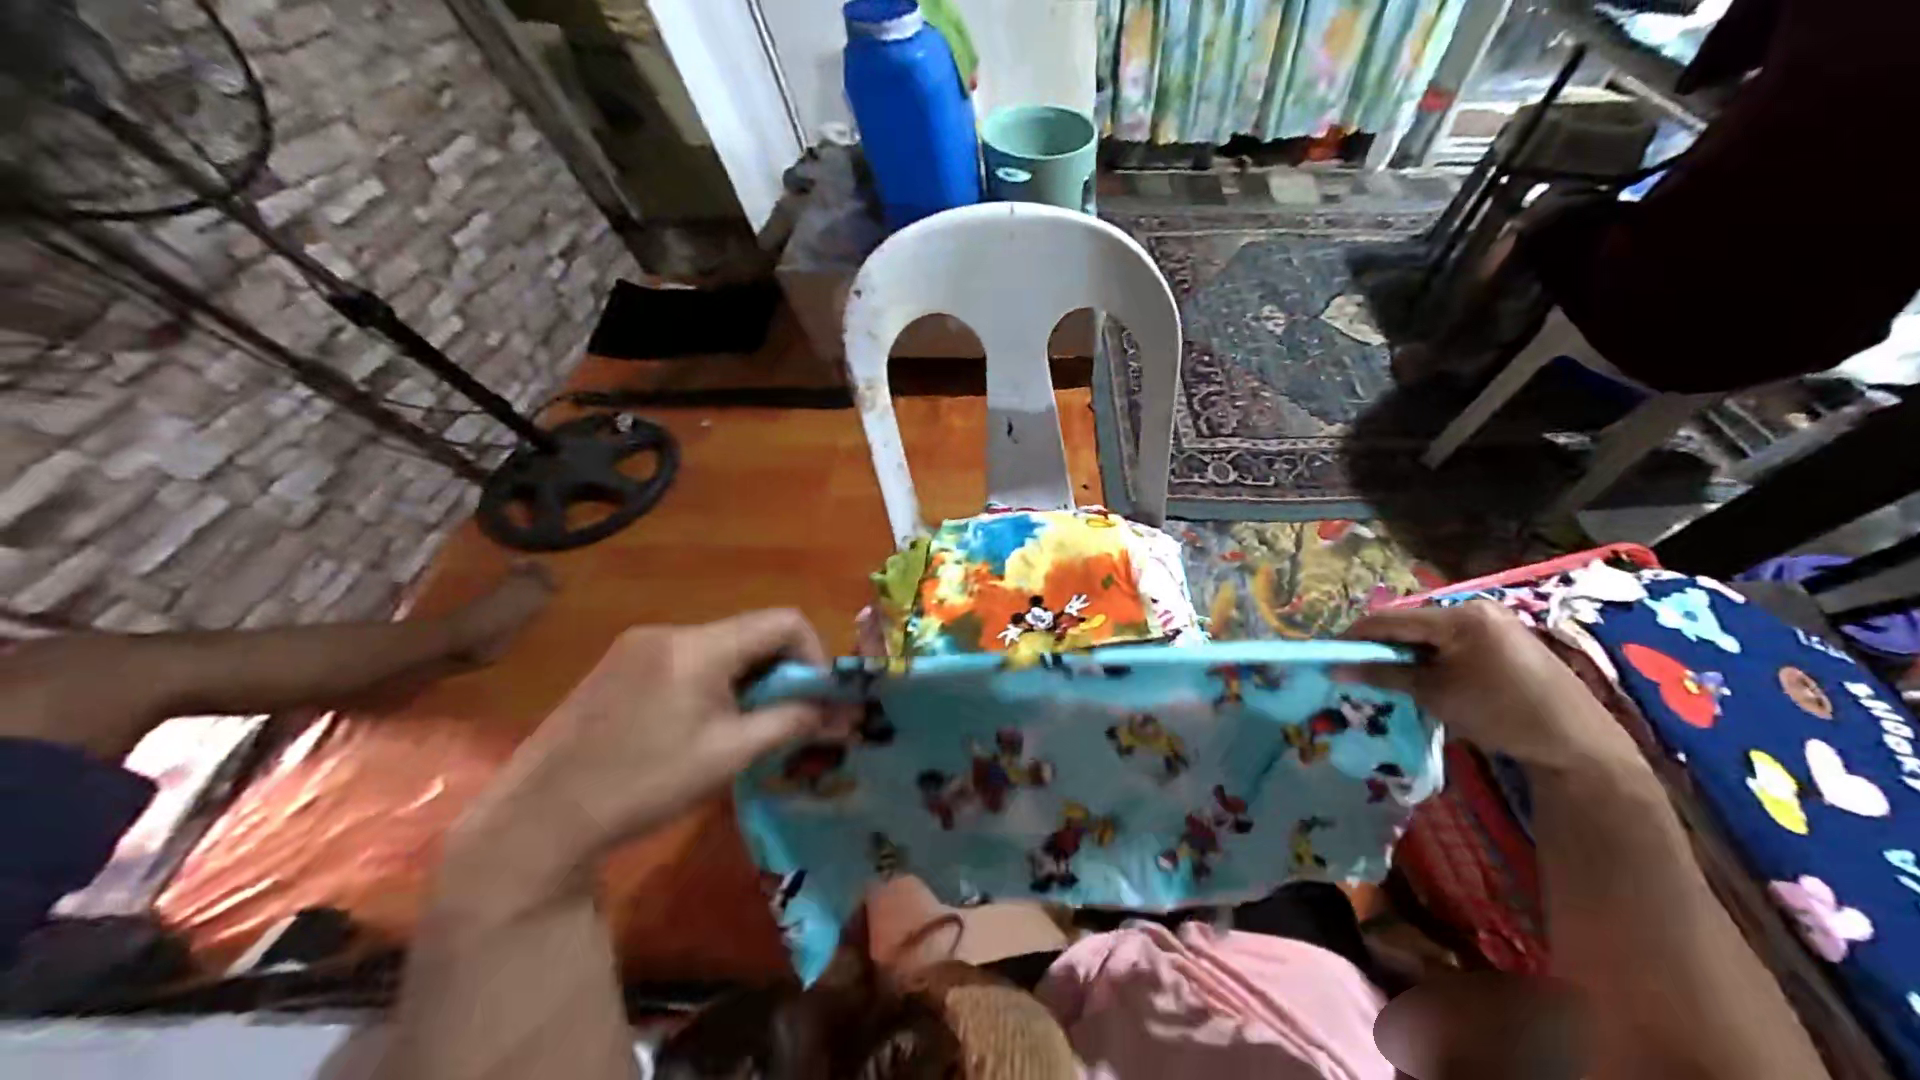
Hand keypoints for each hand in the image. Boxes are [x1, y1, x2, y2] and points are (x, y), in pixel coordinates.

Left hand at [455, 609, 833, 884]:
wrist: (540, 817)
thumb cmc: (644, 785)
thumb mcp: (728, 755)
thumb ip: (790, 723)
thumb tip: (841, 713)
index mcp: (698, 646)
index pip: (783, 620)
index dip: (813, 655)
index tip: (814, 699)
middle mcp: (669, 630)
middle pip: (751, 631)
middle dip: (780, 670)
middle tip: (782, 718)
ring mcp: (638, 644)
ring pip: (720, 645)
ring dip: (747, 677)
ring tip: (741, 726)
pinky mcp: (619, 663)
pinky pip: (687, 657)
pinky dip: (713, 680)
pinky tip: (698, 724)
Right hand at [1340, 599, 1640, 772]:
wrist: (1578, 743)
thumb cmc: (1501, 714)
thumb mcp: (1434, 695)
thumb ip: (1384, 675)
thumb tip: (1335, 668)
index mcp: (1458, 616)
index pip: (1388, 618)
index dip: (1354, 636)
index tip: (1328, 654)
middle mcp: (1474, 607)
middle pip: (1408, 620)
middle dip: (1379, 644)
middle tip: (1356, 668)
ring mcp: (1491, 620)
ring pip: (1427, 630)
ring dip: (1403, 650)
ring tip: (1385, 674)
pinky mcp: (1502, 636)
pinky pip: (1449, 637)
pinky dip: (1428, 653)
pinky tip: (1421, 674)